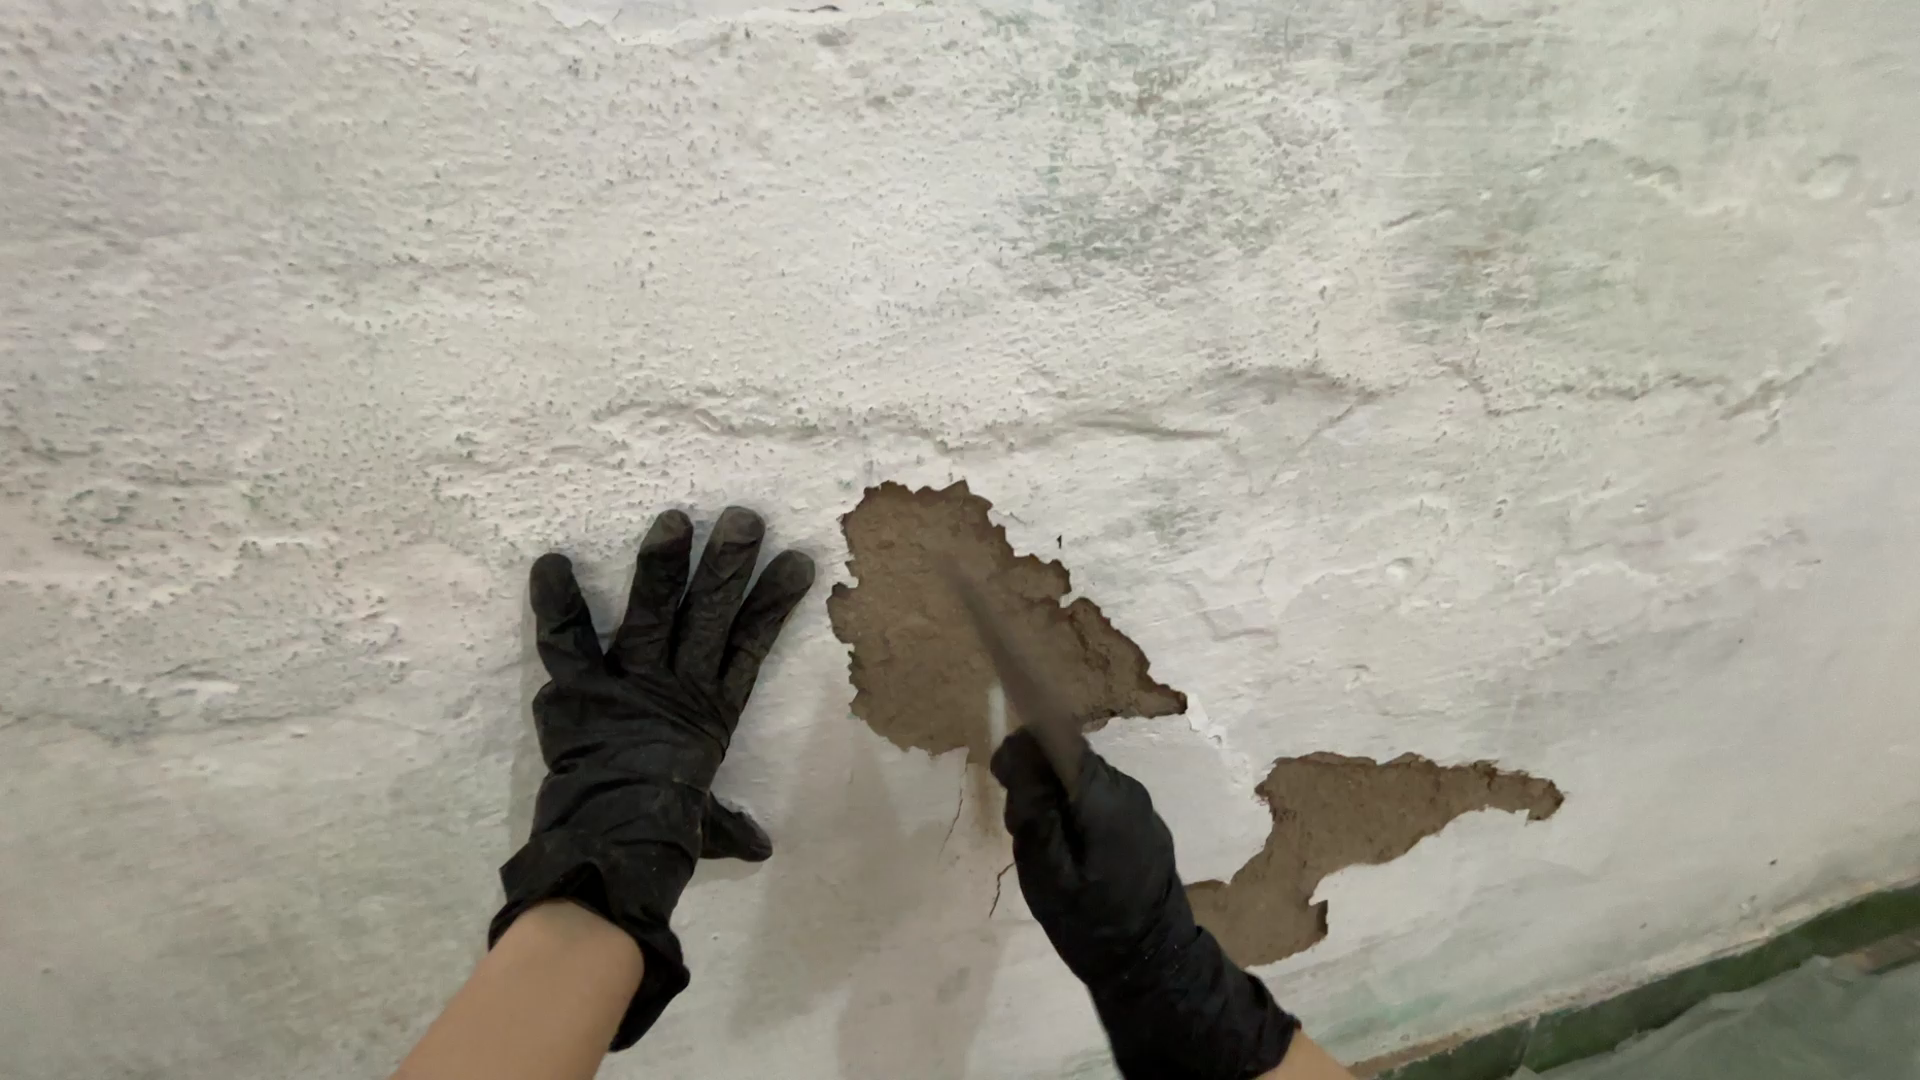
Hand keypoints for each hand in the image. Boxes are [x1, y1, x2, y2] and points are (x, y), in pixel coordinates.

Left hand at [492, 507, 813, 1049]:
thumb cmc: (668, 832)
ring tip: (674, 518)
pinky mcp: (581, 690)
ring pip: (654, 613)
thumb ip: (732, 823)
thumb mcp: (711, 825)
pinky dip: (558, 603)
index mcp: (715, 708)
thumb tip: (761, 850)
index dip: (776, 601)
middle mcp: (680, 683)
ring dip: (664, 566)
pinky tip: (550, 559)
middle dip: (728, 566)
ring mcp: (632, 682)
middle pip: (711, 614)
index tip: (799, 561)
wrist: (612, 850)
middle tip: (744, 519)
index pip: (754, 642)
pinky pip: (568, 640)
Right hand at [992, 730, 1297, 1079]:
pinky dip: (1076, 807)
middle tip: (1019, 826)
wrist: (1155, 965)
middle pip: (1068, 755)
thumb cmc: (1092, 924)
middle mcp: (1126, 787)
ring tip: (1045, 845)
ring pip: (1082, 775)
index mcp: (1102, 797)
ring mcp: (1140, 803)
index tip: (1002, 777)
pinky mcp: (1144, 819)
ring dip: (1055, 794)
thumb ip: (1033, 810)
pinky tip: (1072, 849)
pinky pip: (1100, 794)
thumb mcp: (1046, 874)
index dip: (1023, 748)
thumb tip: (1018, 752)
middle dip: (1036, 778)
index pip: (1057, 738)